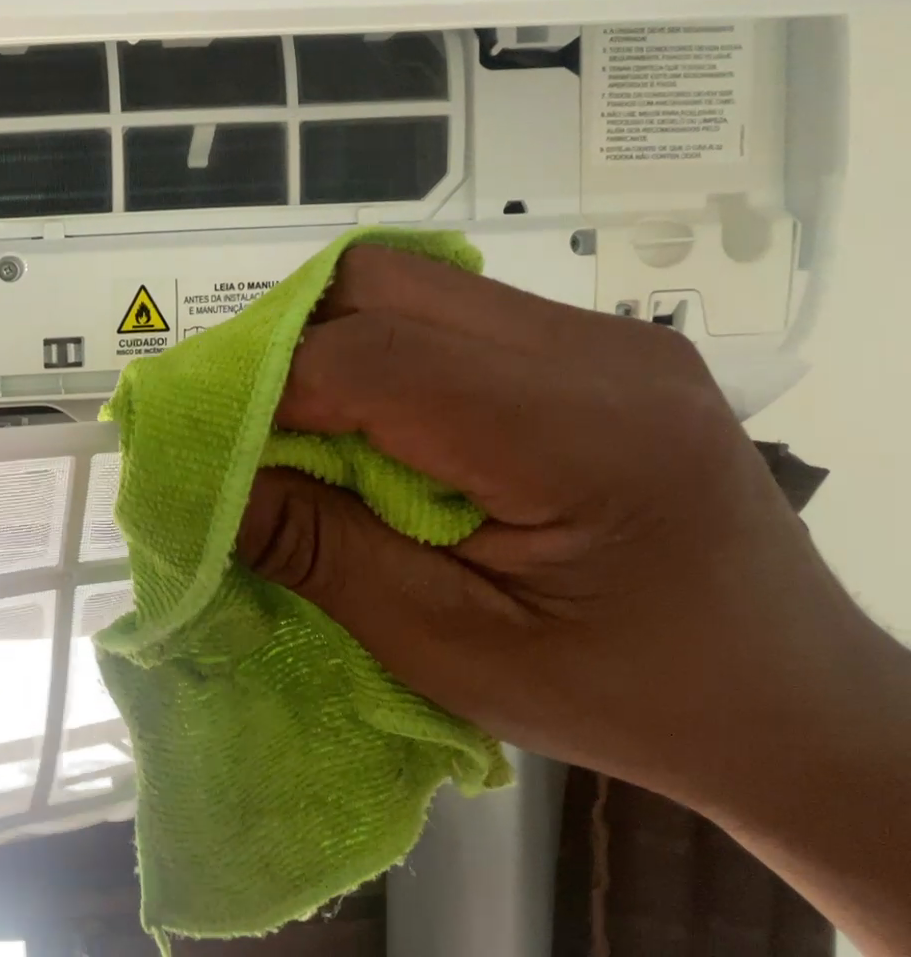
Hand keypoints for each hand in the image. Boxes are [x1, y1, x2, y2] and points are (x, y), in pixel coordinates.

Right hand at [233, 246, 910, 951]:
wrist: (786, 701)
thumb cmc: (621, 696)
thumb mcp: (447, 647)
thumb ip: (316, 551)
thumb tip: (205, 481)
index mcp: (584, 435)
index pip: (372, 360)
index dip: (260, 393)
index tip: (199, 448)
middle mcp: (602, 349)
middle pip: (381, 284)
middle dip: (284, 350)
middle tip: (247, 436)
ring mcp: (604, 336)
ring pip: (404, 286)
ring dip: (325, 349)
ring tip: (304, 437)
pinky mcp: (591, 347)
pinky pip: (442, 315)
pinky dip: (373, 359)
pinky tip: (376, 432)